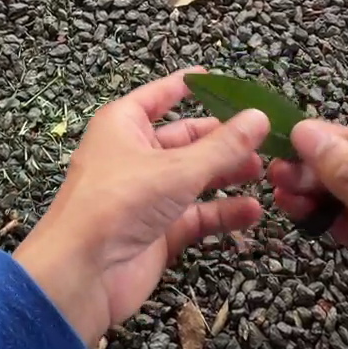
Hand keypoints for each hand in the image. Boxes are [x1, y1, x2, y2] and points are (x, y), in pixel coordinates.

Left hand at [15, 69, 269, 347]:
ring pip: (194, 177)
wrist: (83, 272)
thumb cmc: (119, 201)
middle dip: (221, 138)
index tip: (214, 76)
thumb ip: (222, 146)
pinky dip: (222, 212)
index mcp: (124, 124)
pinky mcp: (158, 230)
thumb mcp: (176, 168)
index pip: (159, 96)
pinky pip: (196, 214)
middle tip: (262, 137)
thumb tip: (260, 118)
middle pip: (184, 139)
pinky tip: (252, 211)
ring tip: (264, 171)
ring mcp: (146, 194)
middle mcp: (134, 154)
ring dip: (226, 174)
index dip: (186, 85)